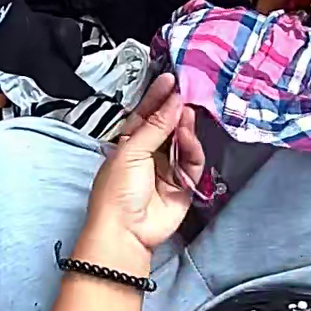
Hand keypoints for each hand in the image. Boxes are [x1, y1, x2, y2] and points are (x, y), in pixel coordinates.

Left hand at [76, 73, 205, 272]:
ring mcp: (167, 169)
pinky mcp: (183, 184)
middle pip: (167, 126)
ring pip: (183, 141)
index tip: (171, 79)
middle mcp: (149, 154)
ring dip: (185, 127)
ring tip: (187, 113)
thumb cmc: (118, 190)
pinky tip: (189, 137)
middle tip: (188, 92)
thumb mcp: (132, 150)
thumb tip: (175, 101)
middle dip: (176, 109)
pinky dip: (192, 148)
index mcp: (128, 144)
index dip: (157, 97)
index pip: (145, 115)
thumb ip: (156, 125)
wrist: (127, 230)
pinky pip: (192, 161)